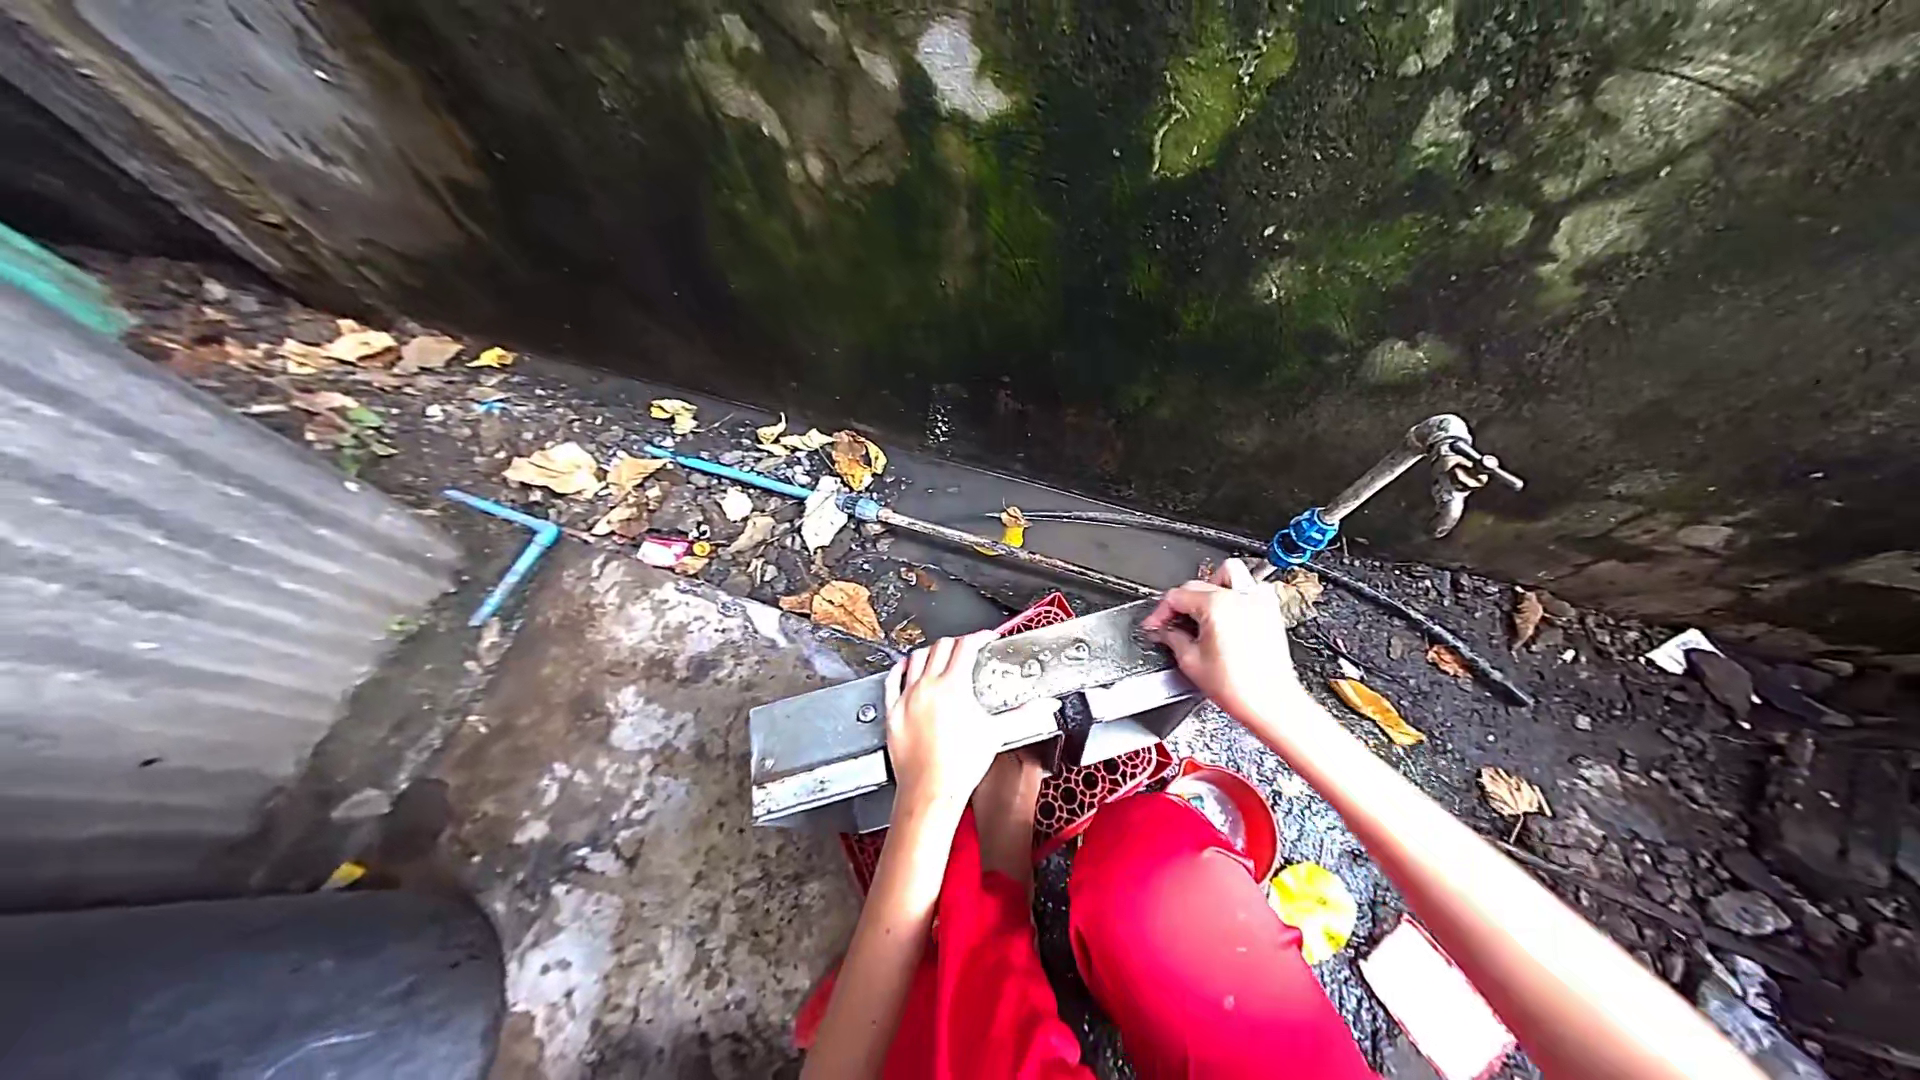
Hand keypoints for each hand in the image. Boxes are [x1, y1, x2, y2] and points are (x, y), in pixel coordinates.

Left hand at [885, 631, 1055, 813]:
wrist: (931, 791)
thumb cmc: (960, 766)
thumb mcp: (996, 733)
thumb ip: (1024, 715)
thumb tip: (1045, 707)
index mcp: (953, 686)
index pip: (966, 645)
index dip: (979, 637)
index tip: (985, 638)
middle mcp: (927, 686)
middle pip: (941, 646)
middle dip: (957, 642)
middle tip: (967, 648)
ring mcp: (907, 697)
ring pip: (915, 658)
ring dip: (930, 652)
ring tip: (939, 655)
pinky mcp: (893, 712)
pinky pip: (892, 680)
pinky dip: (900, 669)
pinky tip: (905, 668)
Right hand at [1140, 558, 1304, 718]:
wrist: (1272, 704)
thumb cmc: (1240, 688)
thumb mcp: (1190, 662)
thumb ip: (1172, 638)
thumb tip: (1164, 630)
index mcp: (1216, 606)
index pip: (1176, 596)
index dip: (1159, 612)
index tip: (1155, 624)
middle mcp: (1239, 596)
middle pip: (1197, 583)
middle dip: (1180, 603)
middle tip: (1172, 623)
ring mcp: (1258, 601)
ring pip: (1228, 573)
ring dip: (1209, 586)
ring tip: (1200, 608)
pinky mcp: (1270, 611)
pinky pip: (1250, 587)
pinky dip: (1235, 593)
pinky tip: (1226, 612)